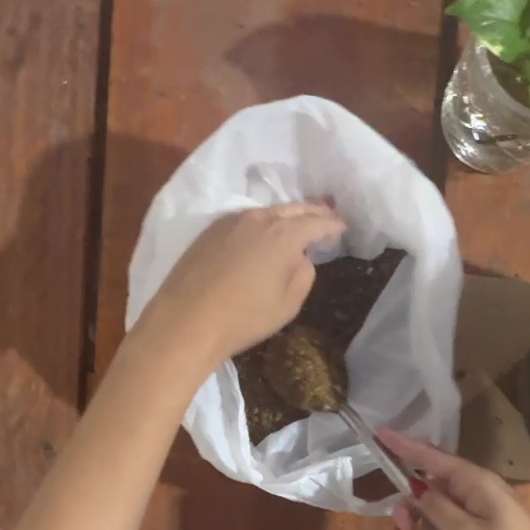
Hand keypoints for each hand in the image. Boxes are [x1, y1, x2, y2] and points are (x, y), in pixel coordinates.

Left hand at [135, 203, 345, 366]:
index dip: (333, 224)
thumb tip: (300, 257)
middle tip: (326, 216)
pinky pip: (245, 218)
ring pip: (267, 211)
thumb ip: (303, 274)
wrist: (186, 321)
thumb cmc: (244, 318)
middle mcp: (259, 218)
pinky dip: (262, 222)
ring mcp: (231, 221)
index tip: (343, 227)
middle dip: (313, 212)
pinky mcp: (210, 230)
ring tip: (297, 223)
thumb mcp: (288, 304)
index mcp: (284, 235)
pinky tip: (263, 233)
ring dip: (286, 215)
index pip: (317, 222)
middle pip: (293, 208)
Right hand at [381, 430, 529, 529]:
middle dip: (415, 512)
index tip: (380, 432)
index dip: (405, 446)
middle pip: (431, 490)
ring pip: (439, 516)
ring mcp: (484, 514)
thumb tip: (416, 486)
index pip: (433, 457)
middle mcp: (479, 491)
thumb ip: (435, 507)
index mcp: (476, 482)